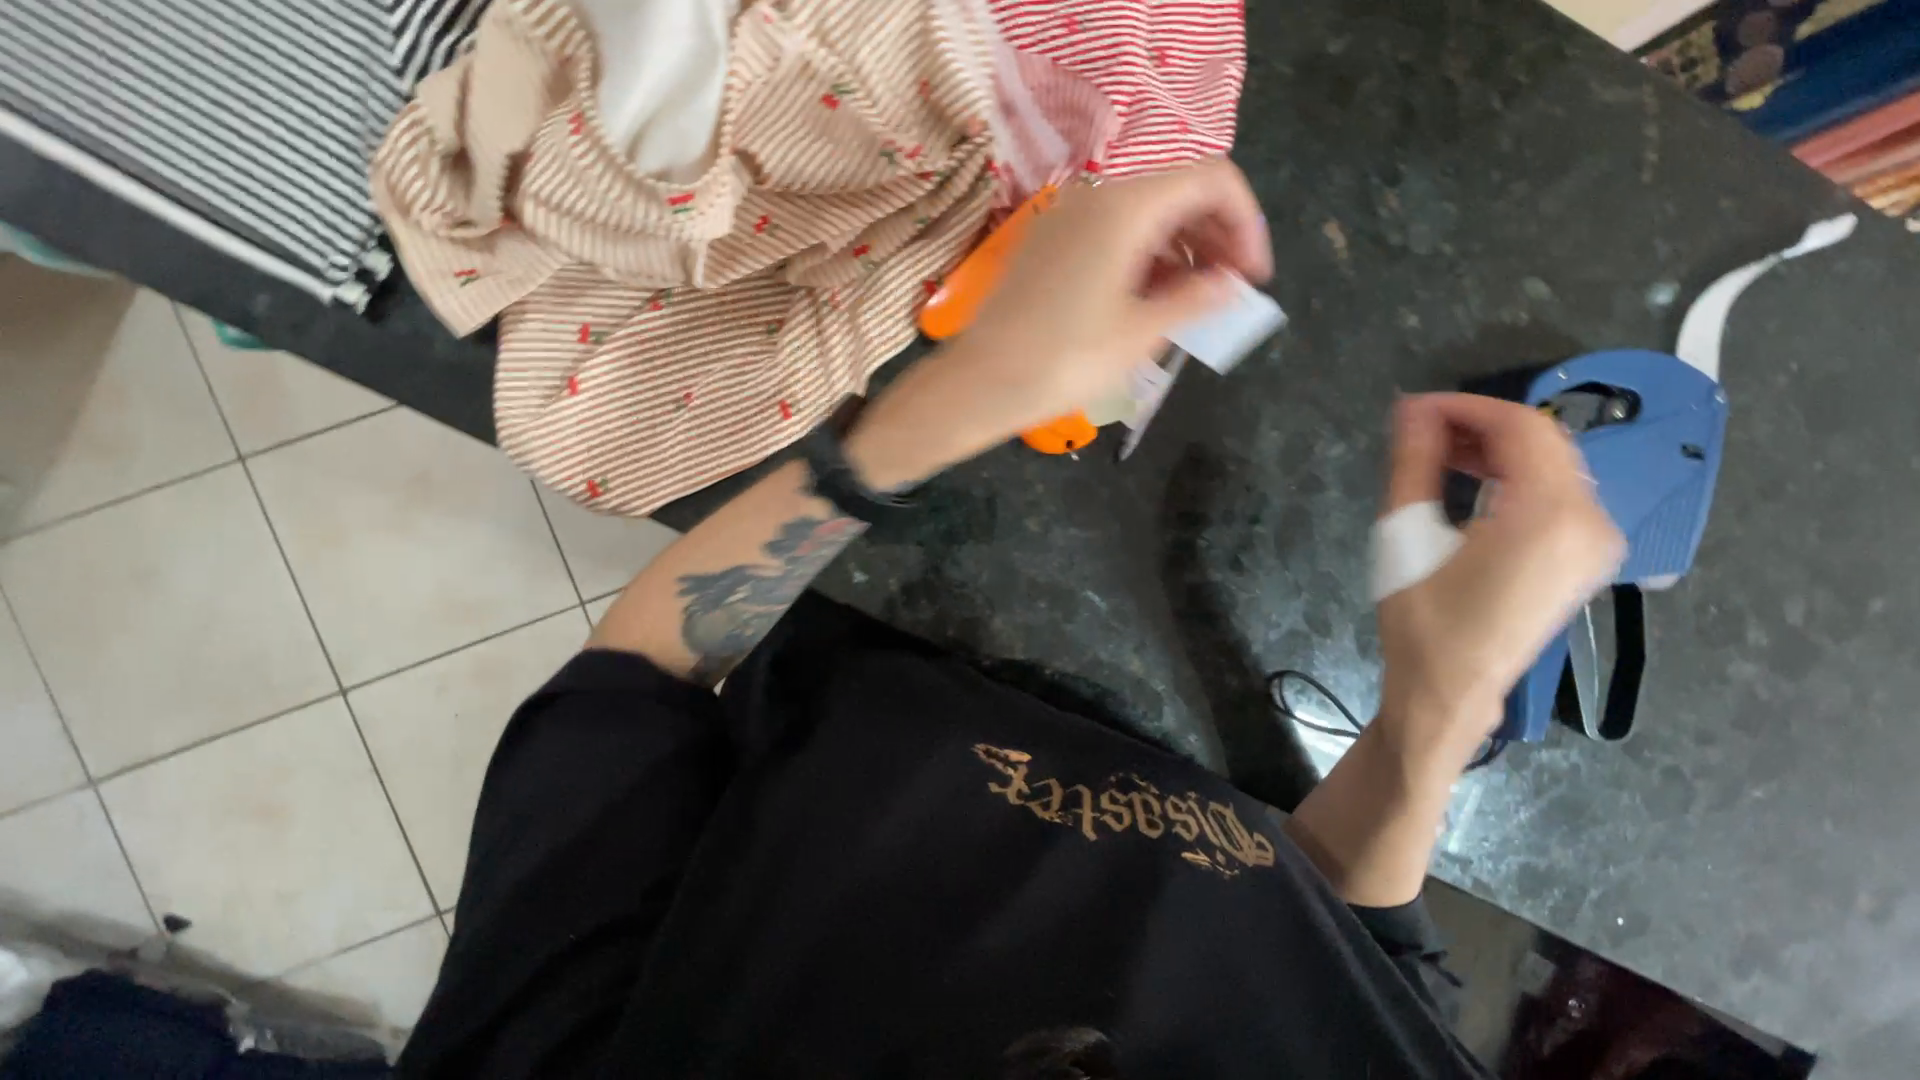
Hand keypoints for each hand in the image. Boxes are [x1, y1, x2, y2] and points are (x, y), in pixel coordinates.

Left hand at [846, 159, 1272, 488]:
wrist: (981, 383)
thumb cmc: (1065, 360)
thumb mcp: (1142, 333)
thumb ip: (1198, 298)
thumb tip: (1232, 283)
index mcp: (1126, 207)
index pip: (1211, 180)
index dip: (1245, 222)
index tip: (1252, 275)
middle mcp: (1095, 198)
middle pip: (1177, 193)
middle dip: (1215, 236)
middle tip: (1230, 290)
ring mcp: (1066, 218)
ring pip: (1143, 215)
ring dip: (1180, 250)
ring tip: (1194, 303)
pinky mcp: (1048, 244)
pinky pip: (1110, 234)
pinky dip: (1142, 257)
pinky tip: (1150, 300)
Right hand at [1374, 393, 1625, 758]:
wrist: (1452, 692)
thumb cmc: (1423, 621)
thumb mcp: (1406, 538)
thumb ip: (1414, 464)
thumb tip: (1411, 409)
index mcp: (1549, 516)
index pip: (1520, 427)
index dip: (1465, 407)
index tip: (1413, 410)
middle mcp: (1591, 522)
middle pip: (1544, 441)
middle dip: (1481, 425)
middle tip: (1422, 430)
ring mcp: (1597, 542)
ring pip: (1554, 464)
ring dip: (1499, 450)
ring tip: (1440, 454)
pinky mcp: (1588, 557)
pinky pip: (1560, 493)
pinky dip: (1518, 477)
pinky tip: (1475, 483)